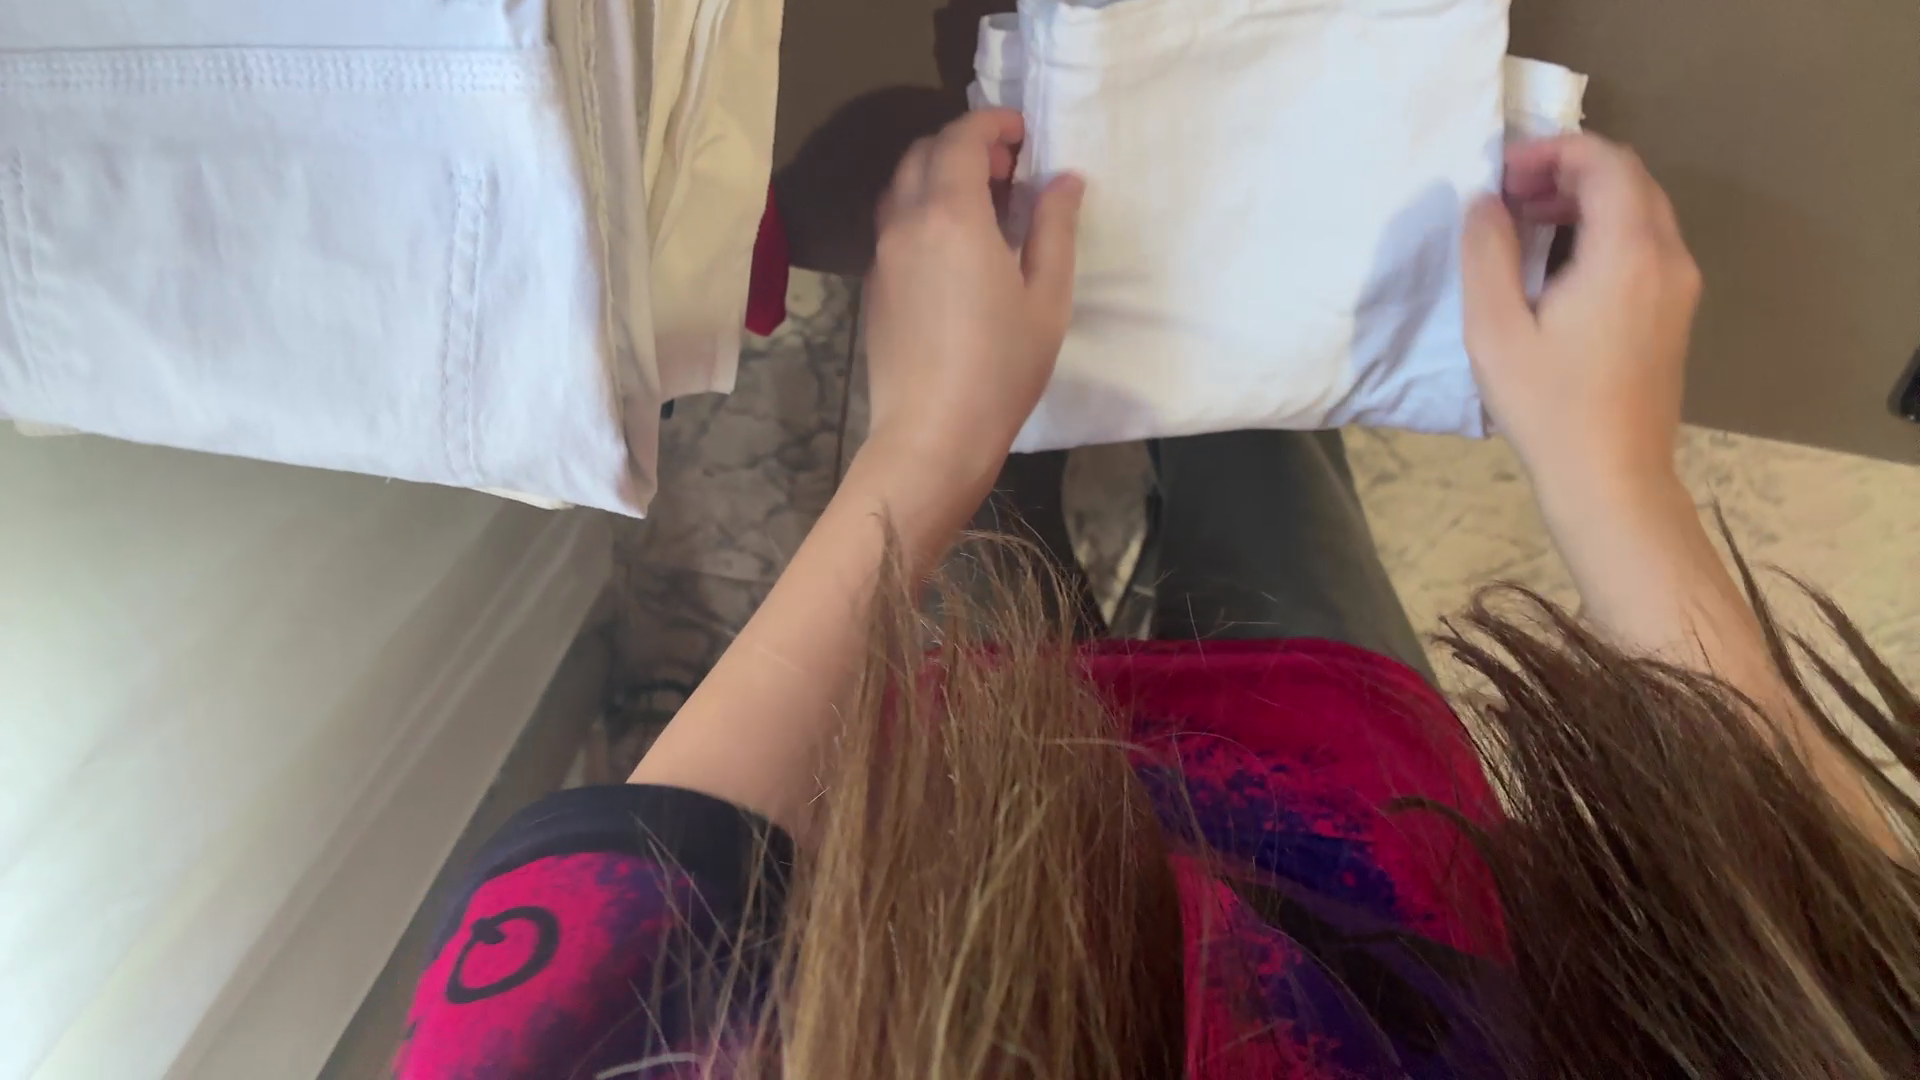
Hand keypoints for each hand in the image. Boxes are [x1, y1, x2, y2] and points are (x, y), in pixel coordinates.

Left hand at [859, 108, 1085, 503]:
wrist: (932, 435)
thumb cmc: (1001, 370)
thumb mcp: (1046, 301)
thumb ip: (1054, 230)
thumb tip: (1062, 180)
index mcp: (952, 215)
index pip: (961, 138)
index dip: (992, 123)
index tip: (1021, 133)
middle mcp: (906, 224)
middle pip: (923, 154)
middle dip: (963, 145)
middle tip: (1006, 169)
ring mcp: (882, 258)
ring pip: (899, 189)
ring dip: (935, 177)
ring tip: (977, 205)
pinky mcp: (873, 289)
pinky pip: (891, 228)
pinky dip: (919, 213)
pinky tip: (949, 249)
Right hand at [1461, 134, 1701, 494]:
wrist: (1606, 469)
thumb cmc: (1543, 401)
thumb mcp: (1494, 329)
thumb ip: (1487, 257)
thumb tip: (1484, 204)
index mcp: (1626, 253)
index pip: (1606, 164)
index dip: (1553, 151)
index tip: (1500, 170)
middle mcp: (1667, 256)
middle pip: (1628, 181)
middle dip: (1565, 173)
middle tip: (1503, 196)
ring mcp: (1677, 284)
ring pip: (1638, 212)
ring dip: (1581, 203)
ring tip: (1521, 227)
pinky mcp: (1671, 310)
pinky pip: (1641, 245)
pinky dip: (1598, 233)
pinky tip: (1554, 266)